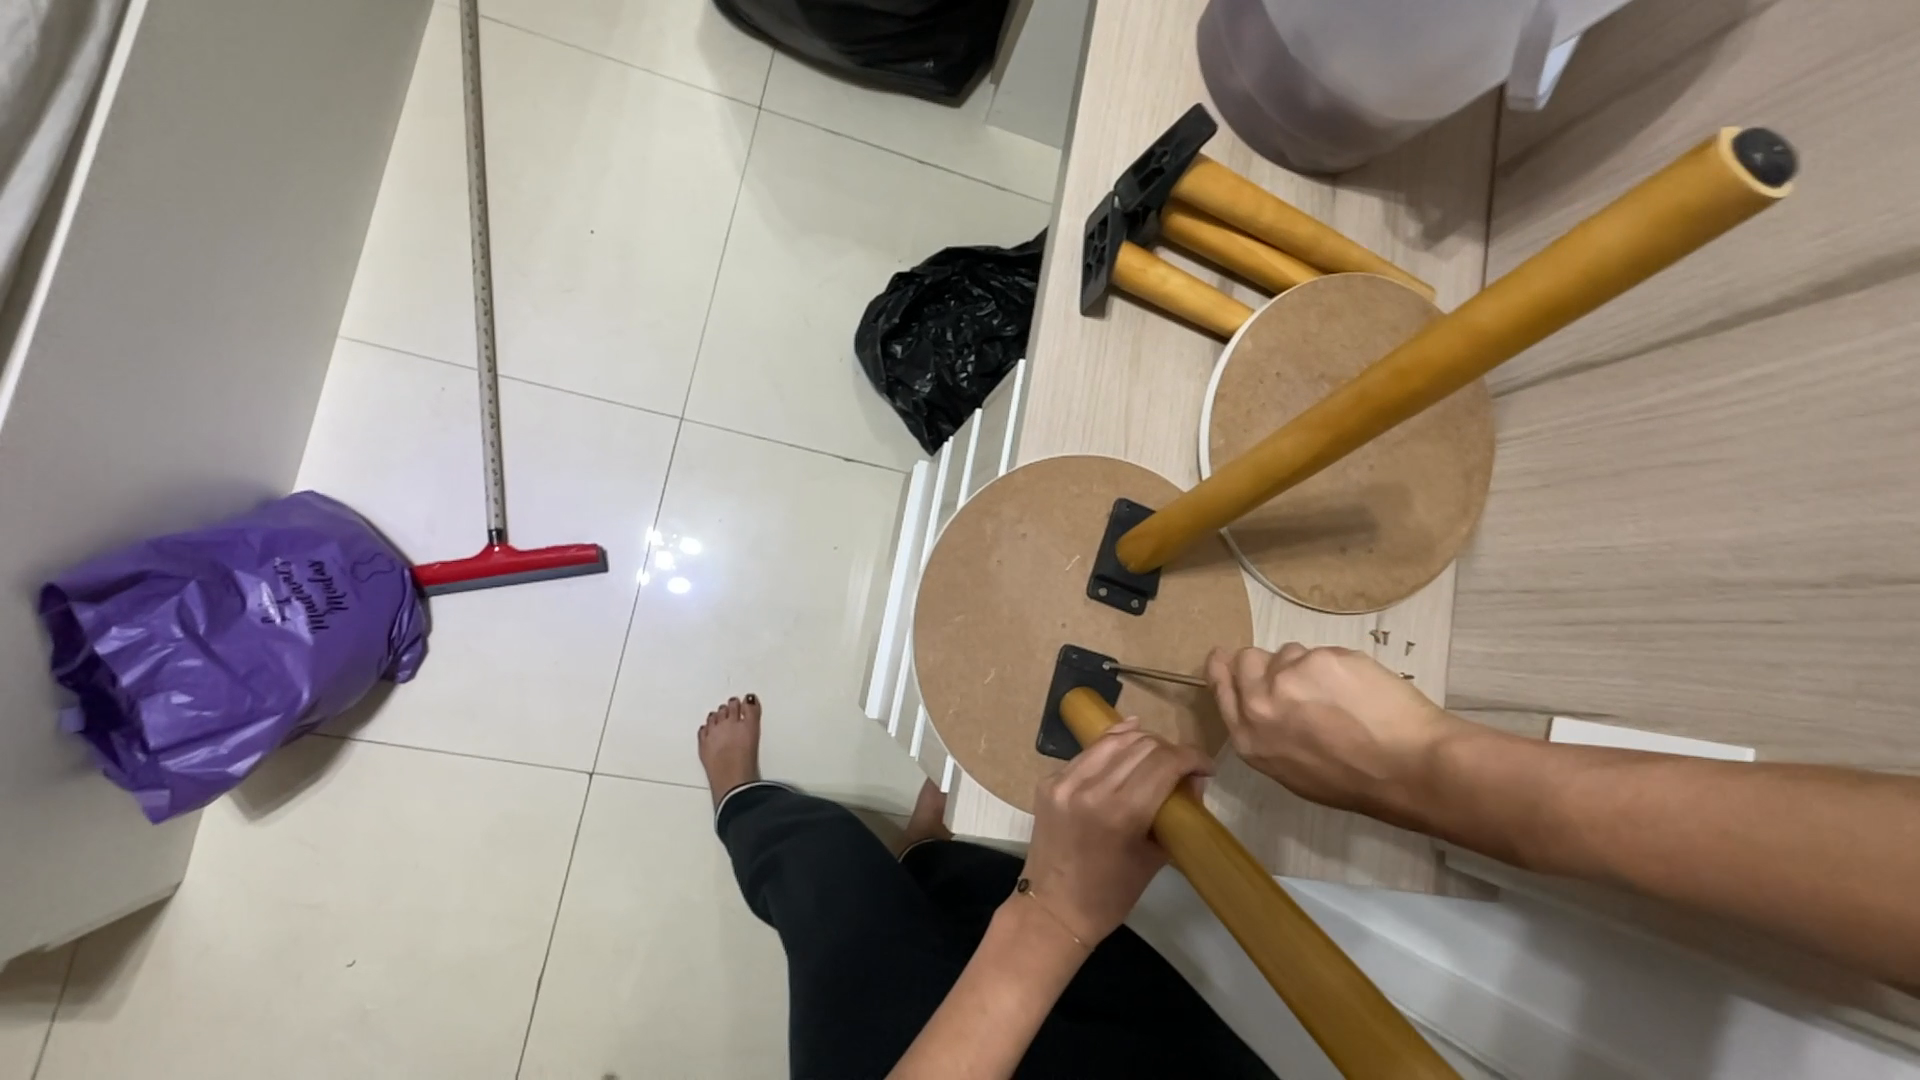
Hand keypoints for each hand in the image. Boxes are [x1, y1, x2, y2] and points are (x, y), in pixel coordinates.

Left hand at [1019, 720, 1213, 945]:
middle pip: (1142, 746)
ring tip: (1158, 754)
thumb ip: (1175, 813)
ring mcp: (1064, 781)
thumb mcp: (1154, 856)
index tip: (1206, 768)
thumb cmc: (1111, 894)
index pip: (1165, 762)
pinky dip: (1112, 745)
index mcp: (1121, 812)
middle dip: (1170, 750)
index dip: (1193, 758)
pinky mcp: (1049, 780)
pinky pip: (1088, 753)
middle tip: (1184, 767)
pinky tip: (1128, 742)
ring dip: (1142, 742)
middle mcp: (1090, 787)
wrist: (1054, 907)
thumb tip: (1193, 781)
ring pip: (1113, 741)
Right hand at [1206, 644, 1469, 815]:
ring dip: (1306, 667)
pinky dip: (1339, 666)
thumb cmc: (1353, 782)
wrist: (1409, 768)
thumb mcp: (1291, 771)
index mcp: (1248, 738)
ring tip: (1339, 695)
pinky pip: (1322, 652)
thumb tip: (1264, 706)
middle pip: (1247, 659)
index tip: (1224, 657)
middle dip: (1268, 664)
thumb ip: (1266, 734)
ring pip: (1289, 653)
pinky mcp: (1321, 658)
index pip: (1220, 686)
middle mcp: (1258, 704)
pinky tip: (1360, 690)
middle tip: (1297, 679)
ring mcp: (1288, 676)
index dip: (1222, 668)